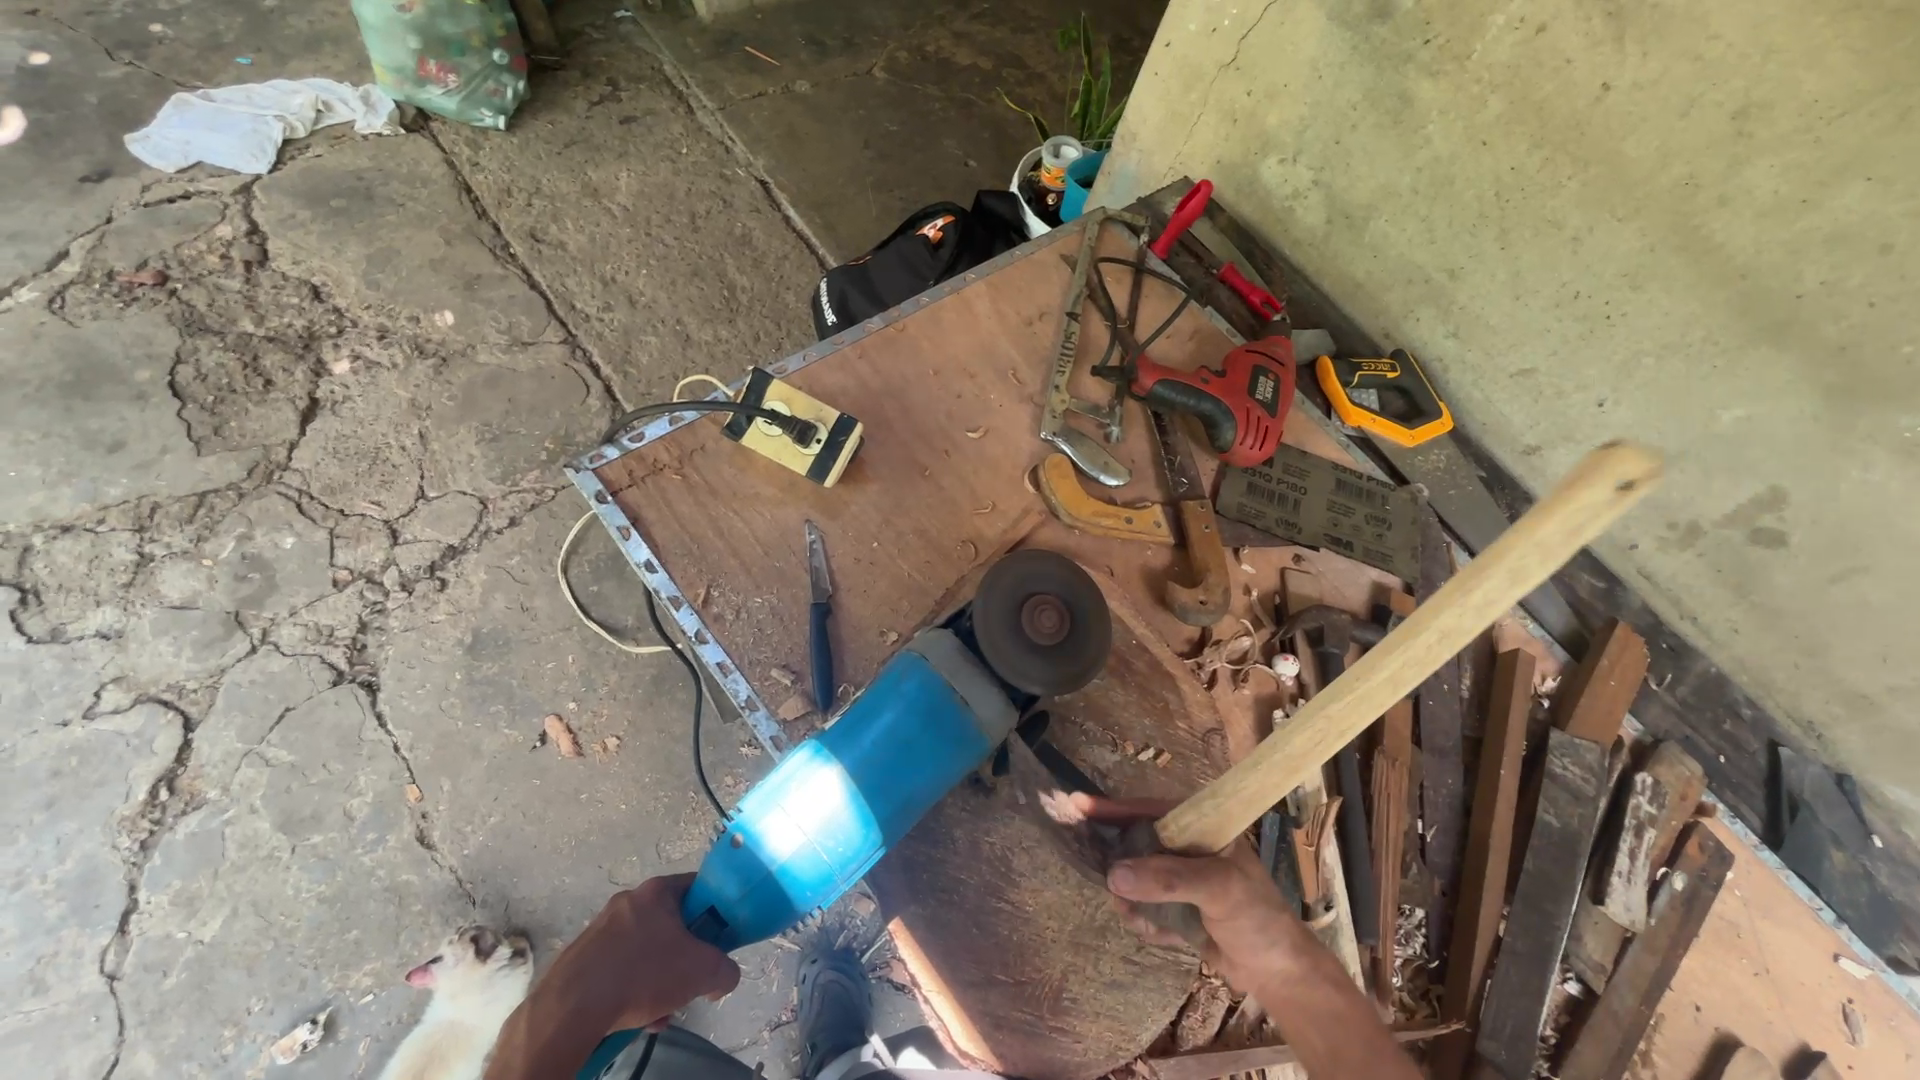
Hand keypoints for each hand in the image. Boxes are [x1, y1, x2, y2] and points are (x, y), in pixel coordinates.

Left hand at [545, 874, 741, 1033]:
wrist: (572, 1007)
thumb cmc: (644, 973)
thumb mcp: (704, 972)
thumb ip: (726, 970)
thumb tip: (722, 978)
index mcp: (657, 891)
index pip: (698, 887)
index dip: (716, 910)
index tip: (721, 937)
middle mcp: (627, 901)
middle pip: (671, 923)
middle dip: (685, 954)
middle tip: (692, 978)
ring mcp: (601, 928)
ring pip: (645, 950)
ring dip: (659, 977)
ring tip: (663, 1009)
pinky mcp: (582, 957)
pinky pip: (621, 968)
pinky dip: (633, 989)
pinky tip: (638, 1018)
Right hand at [1075, 794, 1306, 994]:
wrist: (1279, 972)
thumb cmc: (1257, 916)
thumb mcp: (1217, 887)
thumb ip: (1166, 878)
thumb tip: (1113, 874)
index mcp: (1199, 827)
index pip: (1147, 809)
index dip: (1112, 808)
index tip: (1076, 806)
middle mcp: (1185, 848)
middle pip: (1133, 844)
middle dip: (1119, 866)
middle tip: (1106, 882)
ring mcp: (1179, 880)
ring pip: (1132, 880)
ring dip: (1131, 901)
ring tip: (1139, 918)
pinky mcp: (1175, 909)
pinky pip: (1142, 908)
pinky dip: (1145, 921)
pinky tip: (1162, 934)